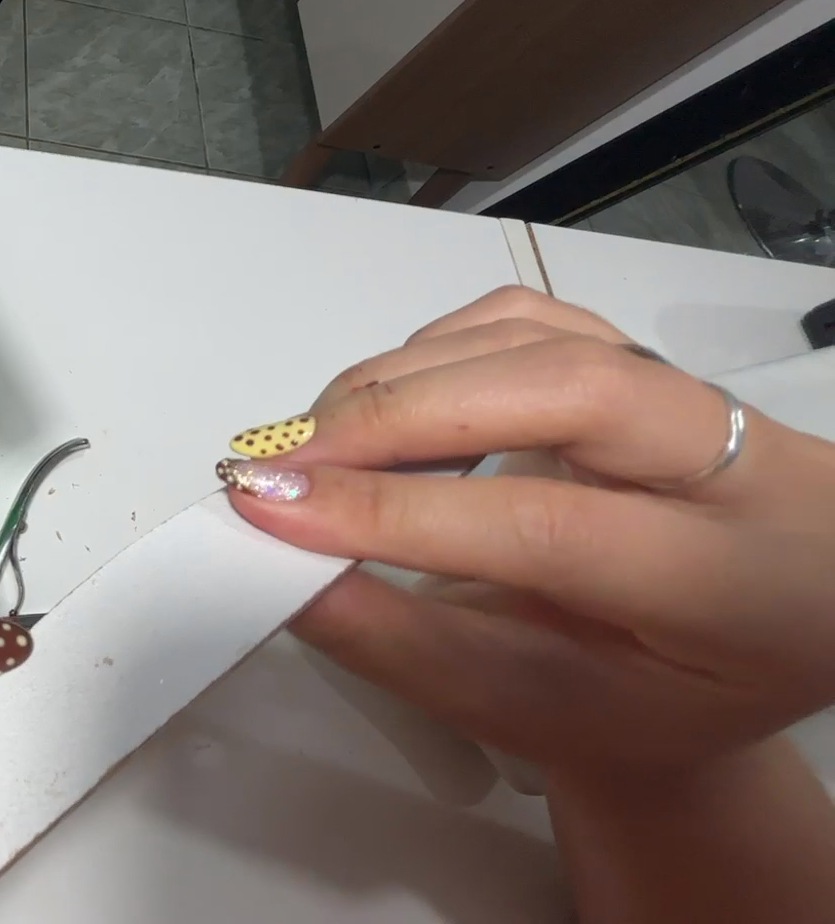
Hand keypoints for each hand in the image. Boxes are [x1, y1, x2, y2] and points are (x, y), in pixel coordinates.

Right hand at [217, 286, 834, 778]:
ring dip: (391, 382)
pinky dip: (421, 354)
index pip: (545, 524)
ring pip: (525, 338)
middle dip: (392, 416)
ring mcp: (696, 398)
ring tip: (316, 444)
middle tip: (286, 459)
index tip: (263, 503)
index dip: (387, 509)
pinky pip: (513, 320)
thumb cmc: (596, 702)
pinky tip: (384, 409)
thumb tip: (270, 544)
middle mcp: (760, 471)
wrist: (676, 661)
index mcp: (743, 588)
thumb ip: (380, 631)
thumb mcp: (497, 702)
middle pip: (562, 387)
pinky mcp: (633, 362)